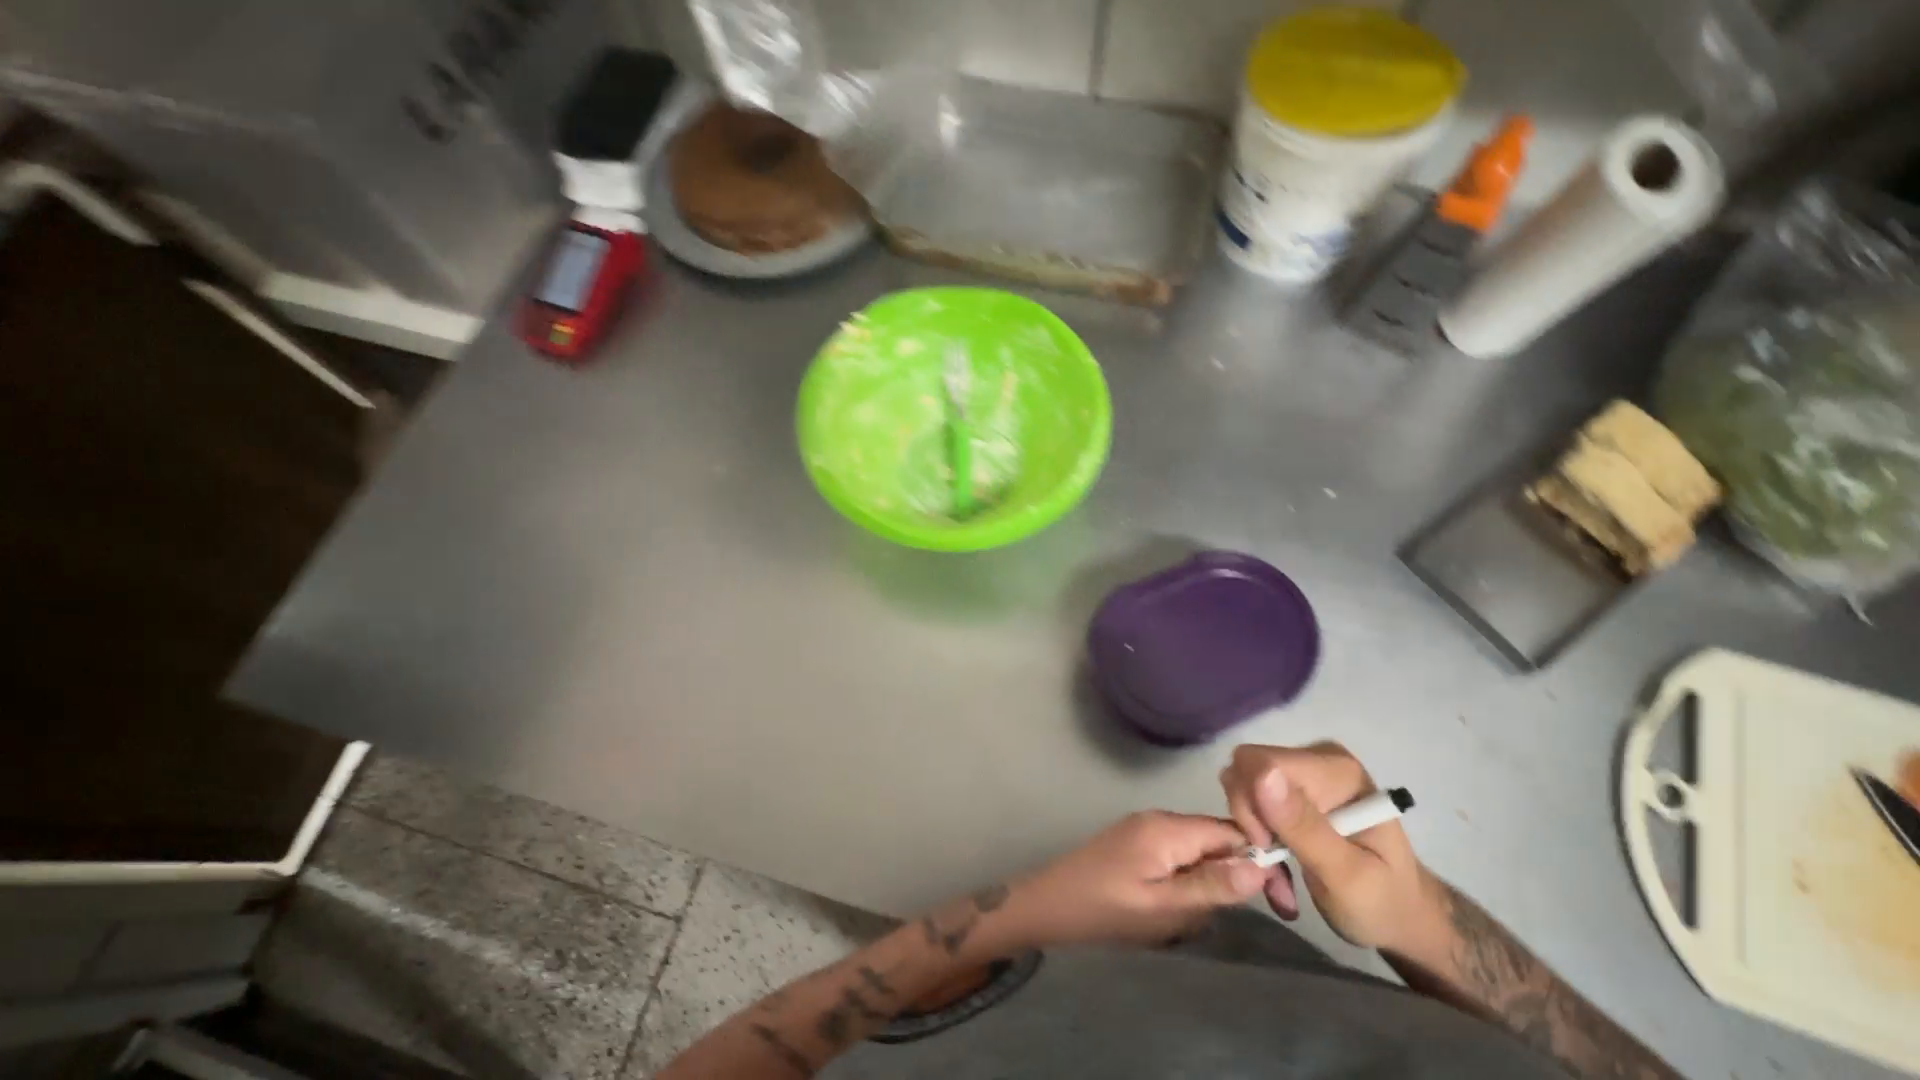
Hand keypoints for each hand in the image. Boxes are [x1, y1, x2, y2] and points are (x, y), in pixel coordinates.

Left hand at [996, 811, 1268, 950]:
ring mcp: (1144, 828)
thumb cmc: (1104, 910)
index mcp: (1169, 828)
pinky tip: (1180, 907)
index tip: (1283, 903)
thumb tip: (1263, 867)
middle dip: (1238, 875)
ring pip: (1199, 850)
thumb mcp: (1163, 907)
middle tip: (1255, 915)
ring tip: (1205, 916)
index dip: (1263, 863)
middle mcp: (1160, 818)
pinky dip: (1189, 880)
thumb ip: (1211, 887)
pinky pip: (1178, 856)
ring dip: (1212, 881)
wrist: (1045, 906)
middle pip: (1218, 839)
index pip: (1235, 833)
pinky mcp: (1134, 843)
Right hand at [1219, 742, 1442, 953]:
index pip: (1258, 763)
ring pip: (1243, 786)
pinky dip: (1258, 835)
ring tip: (1278, 873)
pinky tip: (1278, 865)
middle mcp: (1319, 758)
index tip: (1269, 849)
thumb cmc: (1382, 902)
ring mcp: (1306, 772)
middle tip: (1273, 865)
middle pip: (1245, 771)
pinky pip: (1251, 799)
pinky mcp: (1295, 789)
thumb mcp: (1345, 875)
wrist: (1402, 918)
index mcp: (1337, 770)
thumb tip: (1261, 772)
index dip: (1251, 807)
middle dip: (1249, 822)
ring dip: (1252, 834)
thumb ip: (1303, 826)